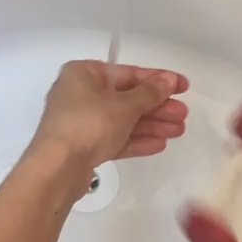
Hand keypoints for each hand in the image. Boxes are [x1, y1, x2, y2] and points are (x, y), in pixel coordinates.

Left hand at [28, 60, 188, 172]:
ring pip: (123, 121)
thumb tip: (169, 80)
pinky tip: (159, 144)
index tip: (182, 86)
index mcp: (84, 74)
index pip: (128, 73)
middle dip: (157, 108)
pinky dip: (136, 140)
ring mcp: (82, 123)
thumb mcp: (124, 106)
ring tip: (178, 131)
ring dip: (152, 125)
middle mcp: (81, 95)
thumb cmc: (88, 124)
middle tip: (183, 114)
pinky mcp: (85, 147)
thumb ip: (150, 93)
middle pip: (127, 99)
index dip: (158, 80)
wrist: (58, 167)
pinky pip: (115, 139)